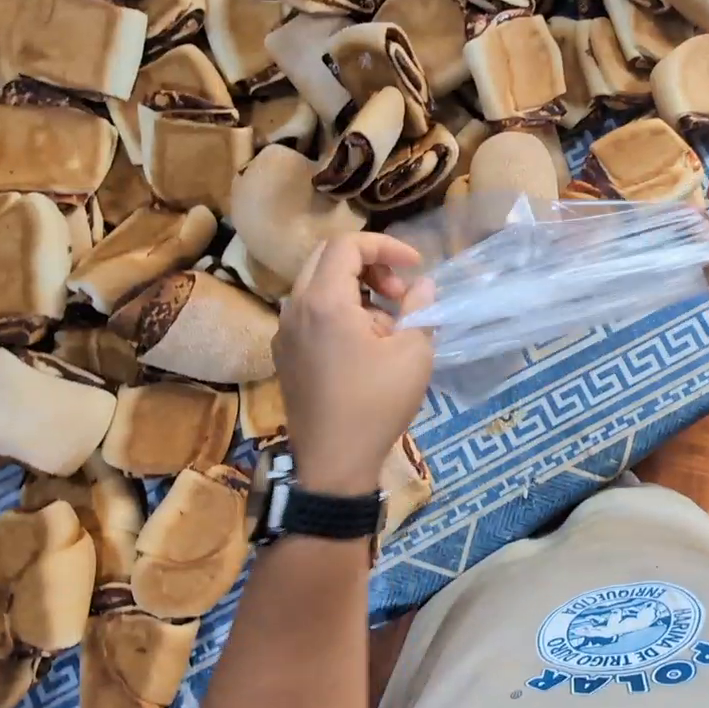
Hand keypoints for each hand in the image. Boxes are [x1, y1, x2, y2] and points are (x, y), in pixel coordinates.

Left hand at [274, 233, 434, 496]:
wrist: (333, 462)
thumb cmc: (376, 404)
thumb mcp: (414, 354)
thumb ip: (420, 309)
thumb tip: (423, 286)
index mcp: (324, 301)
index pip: (347, 245)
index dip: (386, 245)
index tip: (416, 267)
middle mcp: (296, 308)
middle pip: (328, 260)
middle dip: (370, 264)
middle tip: (400, 293)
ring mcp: (285, 332)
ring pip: (319, 287)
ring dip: (357, 291)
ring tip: (389, 326)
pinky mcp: (285, 354)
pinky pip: (312, 314)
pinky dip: (341, 313)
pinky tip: (366, 347)